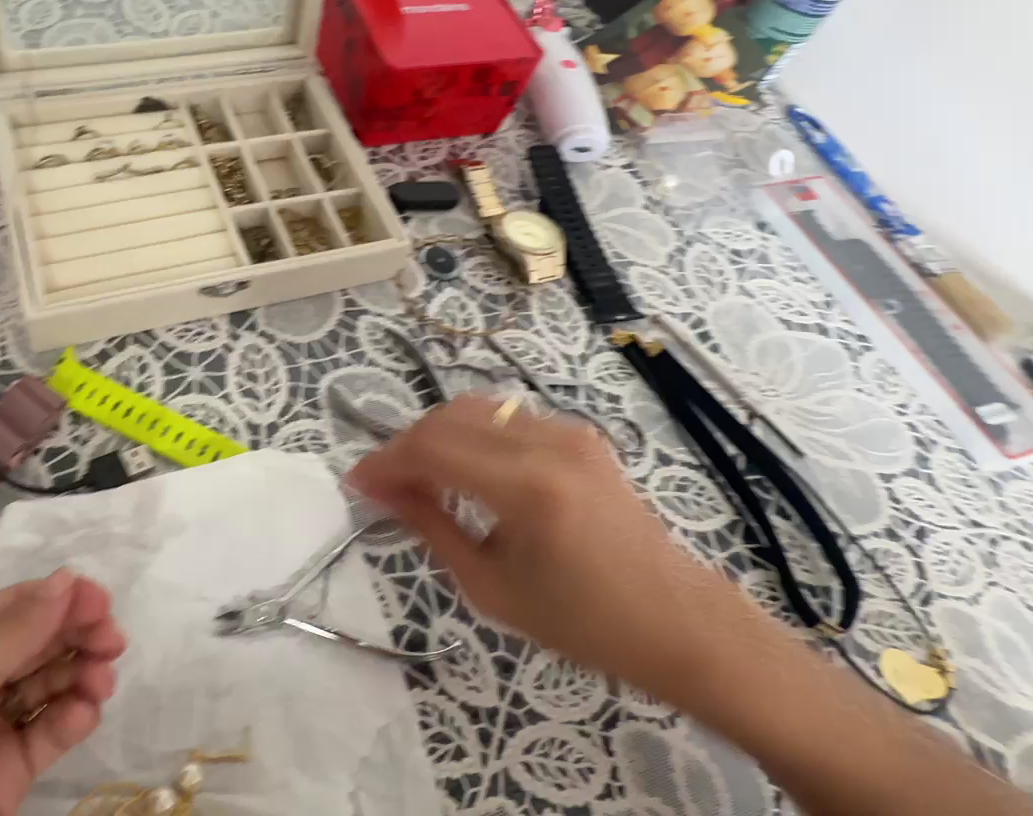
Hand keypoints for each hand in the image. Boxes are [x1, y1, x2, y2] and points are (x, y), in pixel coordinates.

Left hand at [0, 569, 127, 815]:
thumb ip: (11, 635)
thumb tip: (67, 578)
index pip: (11, 609)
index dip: (58, 600)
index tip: (102, 602)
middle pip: (35, 643)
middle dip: (76, 636)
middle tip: (114, 642)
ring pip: (47, 686)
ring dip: (79, 675)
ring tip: (103, 682)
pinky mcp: (6, 773)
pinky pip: (47, 733)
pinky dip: (72, 719)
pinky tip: (86, 713)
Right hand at [346, 395, 765, 700]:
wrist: (676, 620)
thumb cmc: (584, 622)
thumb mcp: (492, 587)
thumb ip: (431, 527)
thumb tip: (380, 492)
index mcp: (528, 489)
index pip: (432, 449)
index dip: (385, 462)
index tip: (356, 484)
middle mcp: (549, 443)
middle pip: (449, 418)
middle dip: (405, 446)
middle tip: (383, 485)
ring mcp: (569, 432)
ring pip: (475, 409)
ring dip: (436, 436)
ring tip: (417, 478)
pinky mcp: (580, 434)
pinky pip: (505, 418)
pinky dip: (470, 434)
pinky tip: (462, 470)